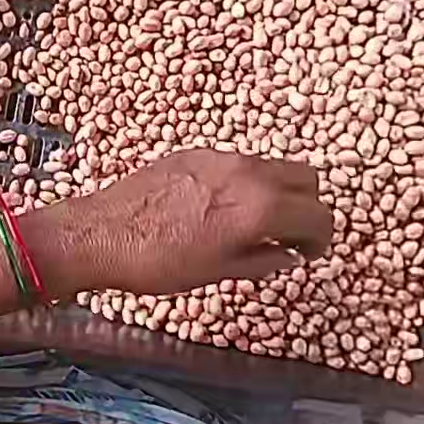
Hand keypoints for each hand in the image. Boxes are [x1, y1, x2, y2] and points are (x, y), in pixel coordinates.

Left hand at [28, 149, 332, 296]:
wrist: (101, 233)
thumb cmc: (158, 262)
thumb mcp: (218, 272)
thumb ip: (265, 259)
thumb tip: (290, 254)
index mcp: (261, 206)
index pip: (320, 214)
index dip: (322, 238)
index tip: (308, 251)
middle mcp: (248, 172)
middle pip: (306, 178)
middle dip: (307, 206)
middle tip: (289, 234)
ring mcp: (219, 157)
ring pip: (271, 165)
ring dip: (276, 191)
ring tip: (253, 221)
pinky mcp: (193, 152)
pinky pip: (237, 162)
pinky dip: (244, 181)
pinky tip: (219, 206)